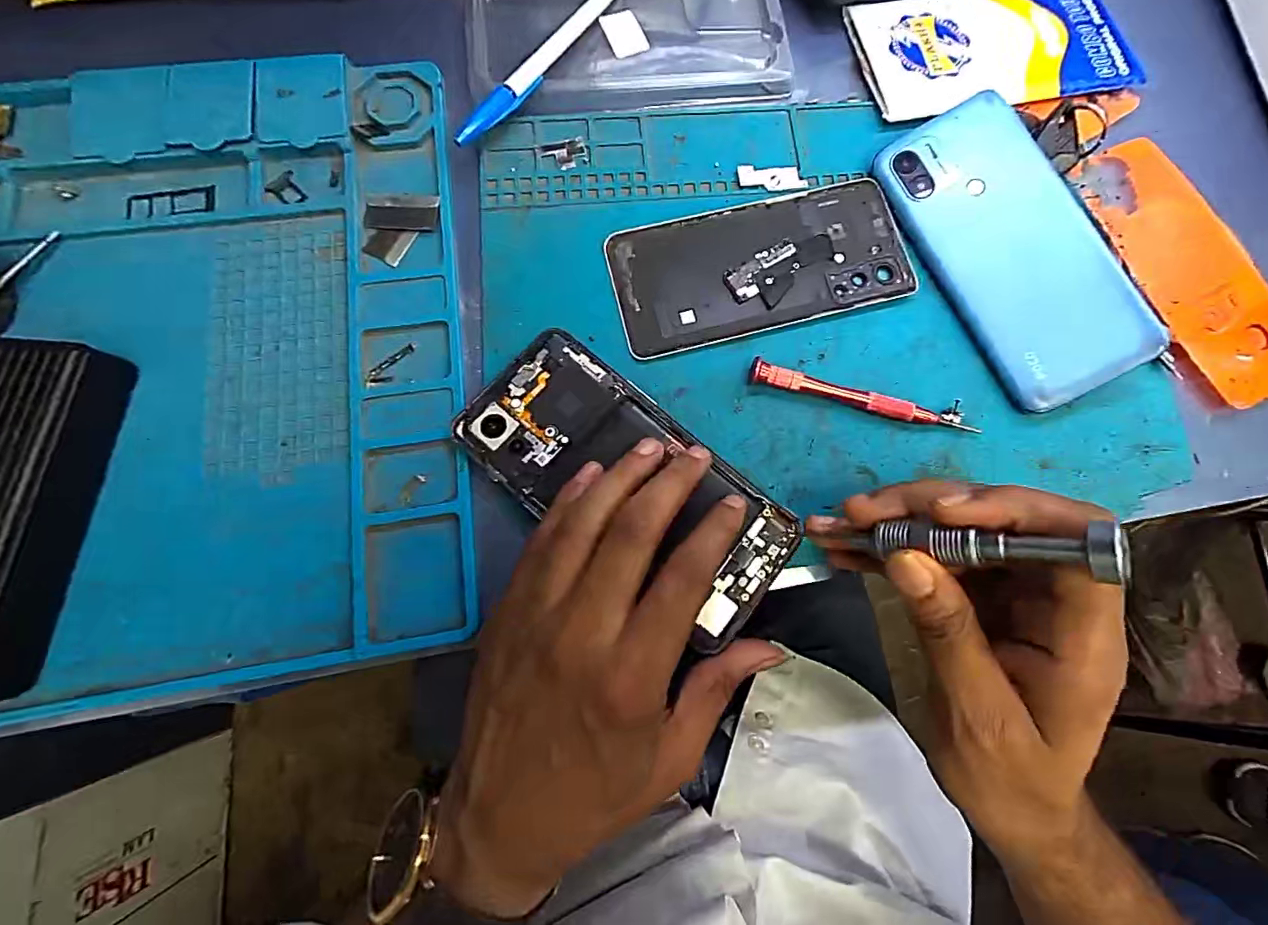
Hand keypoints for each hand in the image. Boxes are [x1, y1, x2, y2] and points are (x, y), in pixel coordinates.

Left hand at [431, 439, 785, 918]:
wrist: (498, 820)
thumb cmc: (595, 793)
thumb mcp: (670, 758)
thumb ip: (716, 692)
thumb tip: (770, 647)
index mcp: (631, 675)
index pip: (681, 580)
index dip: (712, 532)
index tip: (734, 502)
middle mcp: (582, 634)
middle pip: (630, 536)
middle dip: (667, 485)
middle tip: (693, 456)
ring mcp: (537, 616)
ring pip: (580, 526)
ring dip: (618, 478)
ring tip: (650, 447)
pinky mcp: (508, 611)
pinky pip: (540, 543)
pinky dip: (567, 502)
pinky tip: (591, 474)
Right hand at [811, 481, 1127, 860]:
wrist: (1016, 811)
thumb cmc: (1015, 783)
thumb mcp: (980, 719)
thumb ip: (949, 633)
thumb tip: (907, 556)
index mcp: (1083, 629)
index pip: (1075, 538)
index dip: (1015, 510)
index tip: (945, 514)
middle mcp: (1052, 593)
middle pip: (1005, 518)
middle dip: (931, 506)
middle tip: (865, 512)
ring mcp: (1013, 588)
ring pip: (962, 526)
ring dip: (900, 518)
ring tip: (843, 520)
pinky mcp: (978, 591)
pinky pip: (935, 553)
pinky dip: (889, 545)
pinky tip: (845, 545)